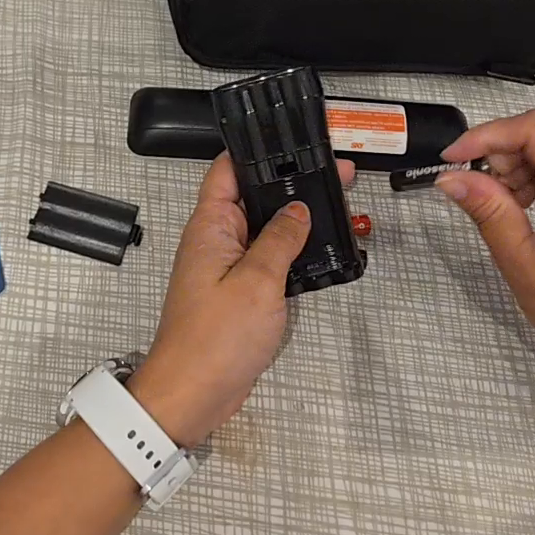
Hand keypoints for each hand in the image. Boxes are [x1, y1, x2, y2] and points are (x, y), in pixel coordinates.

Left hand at [127, 154, 354, 444]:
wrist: (193, 395)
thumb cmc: (213, 339)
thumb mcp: (256, 281)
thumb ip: (280, 240)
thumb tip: (298, 209)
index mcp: (209, 227)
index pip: (227, 171)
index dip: (258, 151)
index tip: (293, 139)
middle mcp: (216, 242)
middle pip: (254, 199)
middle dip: (292, 184)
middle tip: (339, 174)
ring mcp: (228, 269)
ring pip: (266, 232)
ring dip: (298, 221)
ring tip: (341, 207)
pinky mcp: (240, 295)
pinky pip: (269, 263)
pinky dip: (294, 255)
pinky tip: (325, 252)